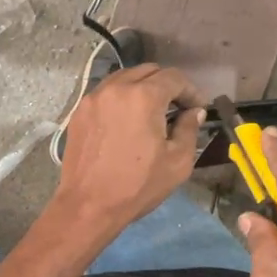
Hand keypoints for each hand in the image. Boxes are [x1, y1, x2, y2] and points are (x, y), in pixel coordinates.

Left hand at [53, 64, 206, 236]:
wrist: (88, 206)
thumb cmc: (137, 187)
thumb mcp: (177, 162)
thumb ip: (189, 130)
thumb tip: (194, 112)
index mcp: (143, 97)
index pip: (173, 78)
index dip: (190, 90)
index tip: (197, 107)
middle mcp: (115, 89)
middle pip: (147, 71)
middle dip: (166, 85)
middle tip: (176, 108)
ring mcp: (92, 99)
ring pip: (123, 79)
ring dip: (141, 88)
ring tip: (151, 112)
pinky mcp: (78, 113)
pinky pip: (104, 94)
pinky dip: (120, 99)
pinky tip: (126, 120)